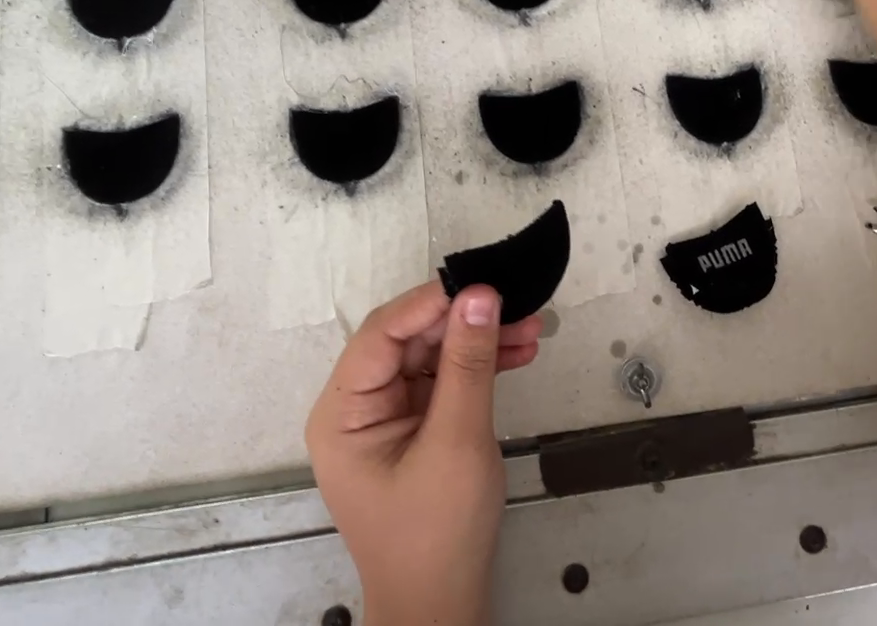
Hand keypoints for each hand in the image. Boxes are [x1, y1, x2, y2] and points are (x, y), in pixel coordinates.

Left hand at [306, 282, 546, 625]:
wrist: (443, 604)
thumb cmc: (437, 531)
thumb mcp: (456, 441)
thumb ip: (468, 364)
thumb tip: (480, 294)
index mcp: (344, 411)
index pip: (382, 334)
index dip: (429, 303)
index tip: (481, 283)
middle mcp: (360, 405)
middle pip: (411, 340)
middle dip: (465, 321)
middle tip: (518, 303)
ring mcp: (391, 414)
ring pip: (434, 355)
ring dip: (481, 340)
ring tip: (532, 327)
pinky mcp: (419, 424)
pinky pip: (447, 380)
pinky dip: (482, 367)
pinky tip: (519, 352)